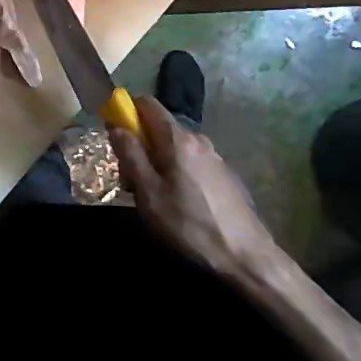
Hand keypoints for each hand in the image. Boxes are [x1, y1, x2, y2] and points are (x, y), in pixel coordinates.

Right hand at [109, 97, 282, 284]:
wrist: (245, 256)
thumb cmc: (189, 225)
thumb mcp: (150, 194)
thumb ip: (131, 156)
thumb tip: (117, 126)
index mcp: (178, 139)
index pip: (147, 103)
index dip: (126, 112)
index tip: (114, 135)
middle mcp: (198, 139)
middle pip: (160, 127)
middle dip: (140, 145)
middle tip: (130, 181)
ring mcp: (214, 157)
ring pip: (174, 147)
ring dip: (157, 162)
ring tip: (153, 199)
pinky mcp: (224, 175)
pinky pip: (190, 162)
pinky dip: (175, 172)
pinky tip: (178, 204)